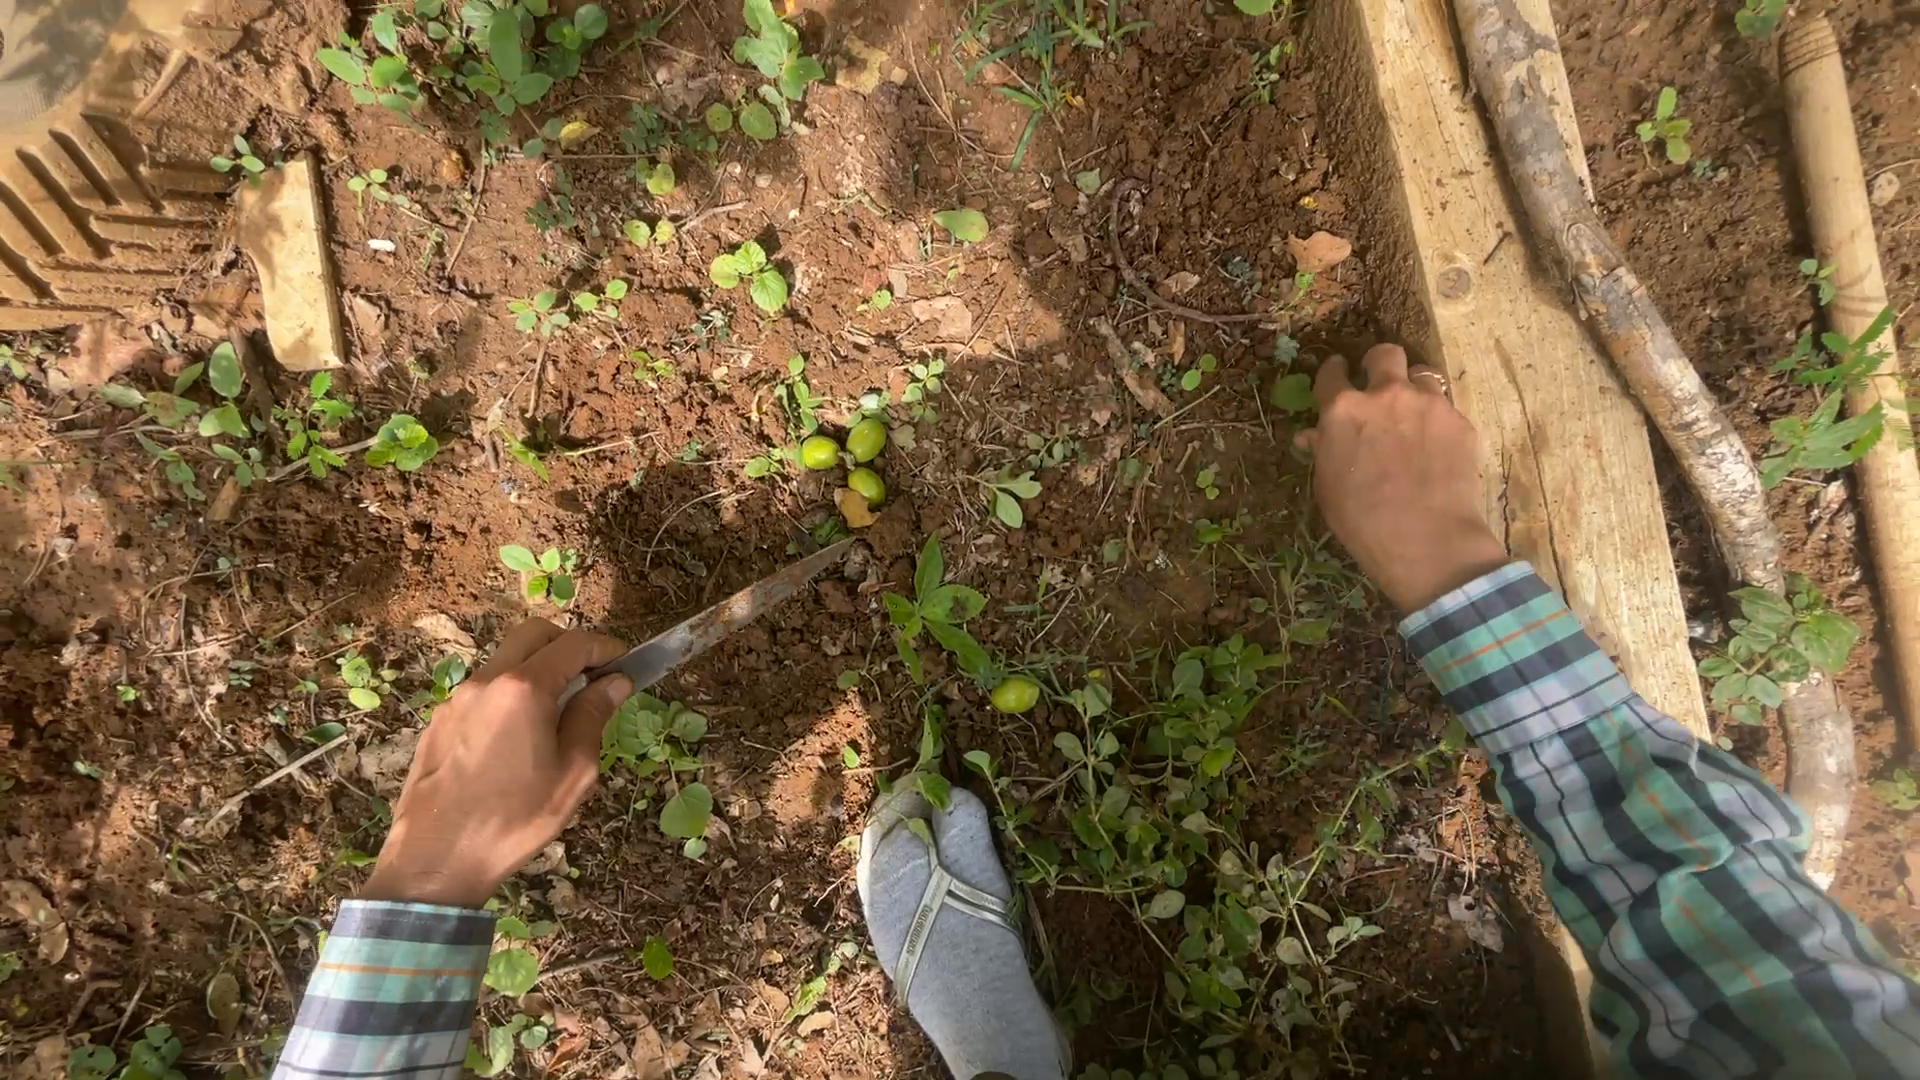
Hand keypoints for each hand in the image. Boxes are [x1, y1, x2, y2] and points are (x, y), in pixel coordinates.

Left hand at [359, 619, 631, 907]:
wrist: (435, 863)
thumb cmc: (516, 817)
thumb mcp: (575, 769)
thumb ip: (594, 715)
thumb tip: (614, 682)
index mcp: (524, 688)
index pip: (575, 643)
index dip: (607, 647)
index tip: (626, 664)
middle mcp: (486, 681)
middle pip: (534, 634)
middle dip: (570, 644)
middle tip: (592, 676)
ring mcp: (457, 700)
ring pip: (506, 658)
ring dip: (539, 666)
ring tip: (559, 708)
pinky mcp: (439, 721)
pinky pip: (484, 688)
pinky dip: (512, 691)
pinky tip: (521, 733)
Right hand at [1296, 344, 1509, 611]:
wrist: (1422, 536)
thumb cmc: (1358, 515)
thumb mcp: (1327, 483)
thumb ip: (1324, 449)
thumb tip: (1315, 435)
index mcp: (1342, 410)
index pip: (1332, 373)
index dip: (1333, 371)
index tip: (1336, 372)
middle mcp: (1385, 395)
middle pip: (1385, 354)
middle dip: (1378, 362)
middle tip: (1377, 380)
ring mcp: (1427, 404)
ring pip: (1421, 376)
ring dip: (1412, 388)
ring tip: (1410, 413)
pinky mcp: (1459, 420)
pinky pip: (1444, 407)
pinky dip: (1434, 419)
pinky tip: (1433, 445)